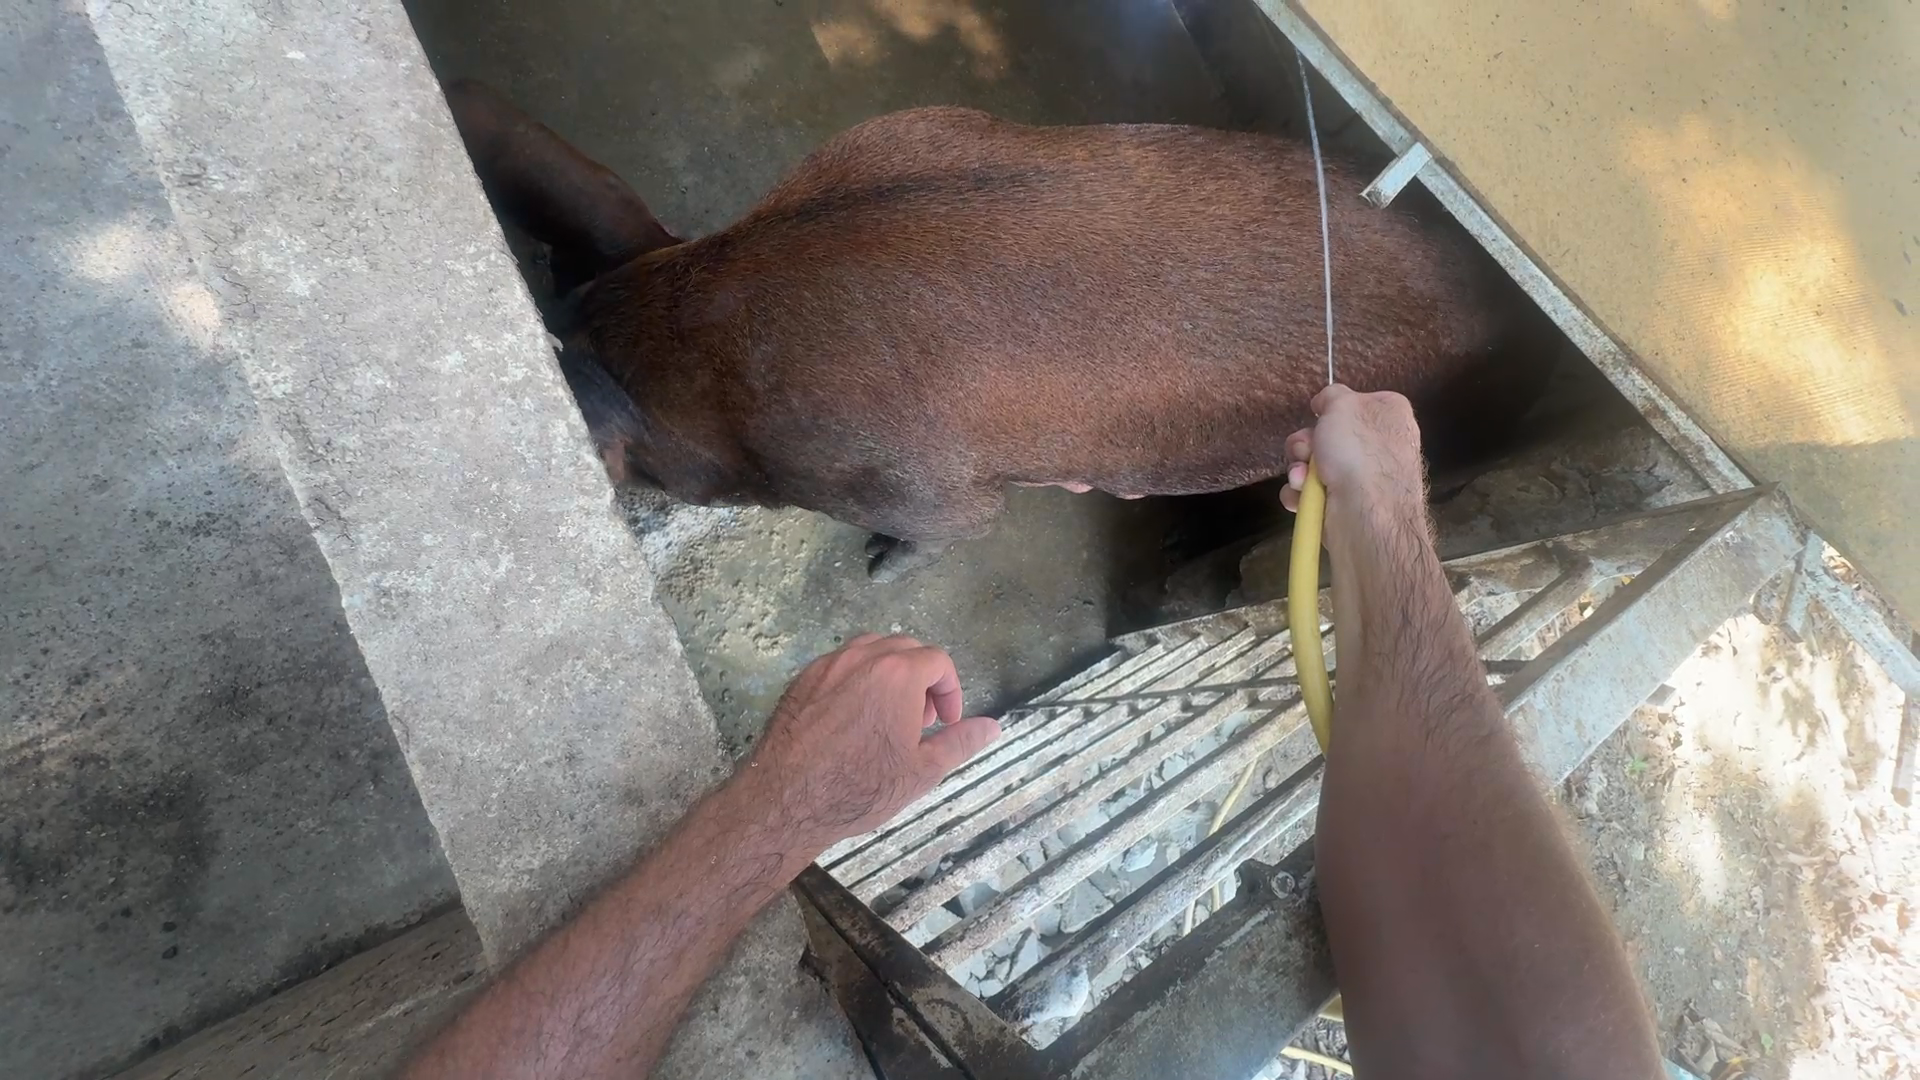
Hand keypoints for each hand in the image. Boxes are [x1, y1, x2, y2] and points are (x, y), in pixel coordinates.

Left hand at [747, 634, 1000, 846]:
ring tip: (888, 714)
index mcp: (898, 673)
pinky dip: (858, 679)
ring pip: (872, 650)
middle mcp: (864, 657)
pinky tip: (853, 718)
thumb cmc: (859, 787)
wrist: (786, 800)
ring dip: (890, 673)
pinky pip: (841, 663)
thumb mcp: (922, 770)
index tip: (946, 721)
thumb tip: (993, 726)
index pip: (938, 661)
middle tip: (921, 719)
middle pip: (906, 648)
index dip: (951, 690)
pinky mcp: (804, 678)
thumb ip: (961, 741)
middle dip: (923, 678)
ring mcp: (829, 664)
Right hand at [1280, 385, 1426, 534]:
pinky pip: (1308, 492)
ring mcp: (1359, 477)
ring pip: (1311, 465)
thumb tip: (1326, 402)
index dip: (1331, 409)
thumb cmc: (1359, 452)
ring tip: (1302, 480)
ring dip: (1298, 471)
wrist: (1366, 513)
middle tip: (1306, 452)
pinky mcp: (1341, 504)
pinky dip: (1300, 494)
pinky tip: (1303, 498)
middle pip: (1324, 435)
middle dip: (1305, 444)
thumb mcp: (1343, 405)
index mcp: (1387, 416)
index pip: (1355, 402)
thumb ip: (1332, 395)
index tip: (1319, 415)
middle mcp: (1377, 445)